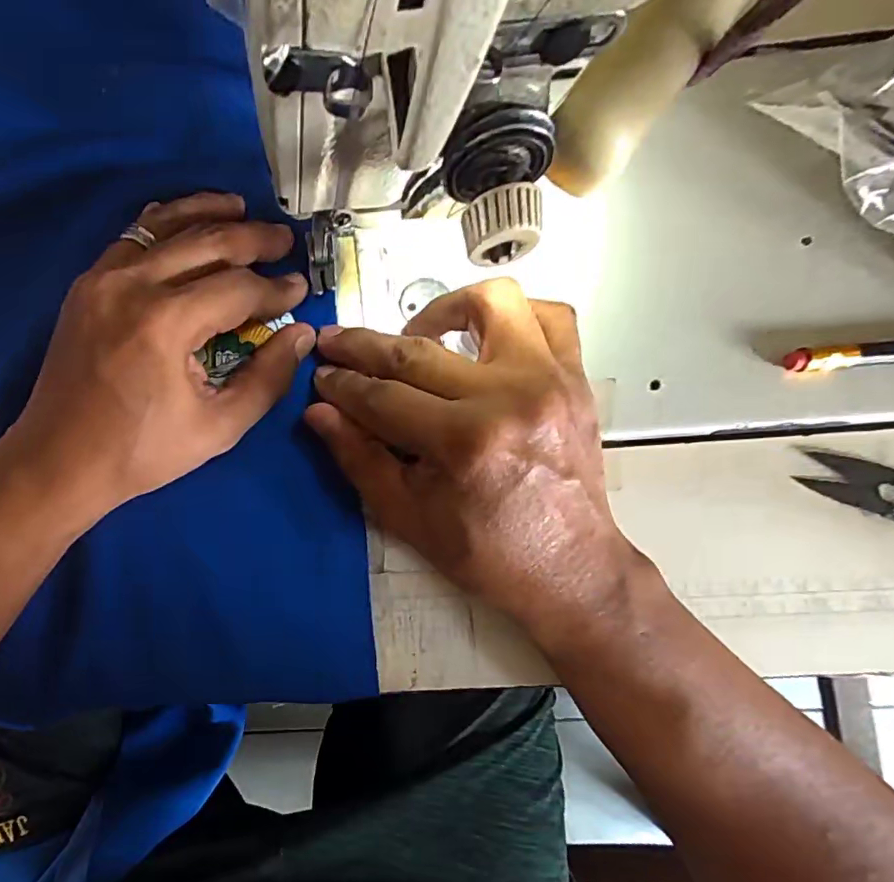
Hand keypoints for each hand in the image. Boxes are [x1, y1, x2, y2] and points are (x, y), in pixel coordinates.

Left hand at [0, 192, 317, 519]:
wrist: (60, 460)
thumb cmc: (141, 453)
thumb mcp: (217, 429)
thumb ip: (266, 379)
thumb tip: (301, 334)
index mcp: (166, 323)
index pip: (236, 288)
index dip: (274, 289)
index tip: (300, 289)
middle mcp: (132, 285)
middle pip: (205, 242)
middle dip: (252, 238)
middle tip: (284, 241)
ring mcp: (102, 278)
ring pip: (164, 227)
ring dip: (207, 214)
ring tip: (242, 210)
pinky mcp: (85, 286)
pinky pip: (131, 238)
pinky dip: (163, 225)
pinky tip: (184, 222)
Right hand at [304, 279, 652, 642]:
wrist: (567, 567)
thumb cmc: (485, 553)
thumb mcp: (406, 516)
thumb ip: (359, 458)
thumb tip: (319, 412)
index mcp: (462, 442)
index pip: (382, 397)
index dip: (341, 386)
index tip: (319, 377)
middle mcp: (507, 397)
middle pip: (417, 352)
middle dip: (364, 346)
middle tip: (335, 344)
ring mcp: (548, 380)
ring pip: (491, 303)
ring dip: (442, 309)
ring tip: (415, 334)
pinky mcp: (574, 379)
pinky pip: (549, 316)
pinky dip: (511, 315)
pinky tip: (480, 338)